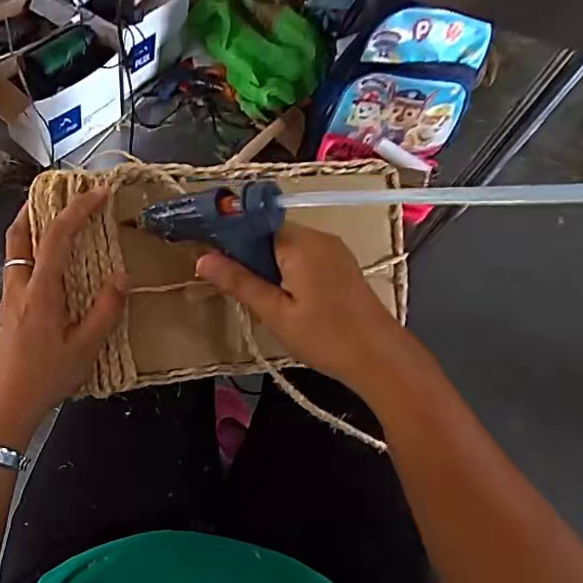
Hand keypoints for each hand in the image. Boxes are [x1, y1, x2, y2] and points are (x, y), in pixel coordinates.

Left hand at [0, 190, 126, 447]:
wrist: (5, 404)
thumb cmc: (46, 377)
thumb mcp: (85, 348)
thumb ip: (105, 310)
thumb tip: (122, 276)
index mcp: (41, 290)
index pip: (56, 235)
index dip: (78, 209)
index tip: (100, 193)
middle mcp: (20, 284)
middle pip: (20, 230)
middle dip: (39, 204)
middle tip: (64, 192)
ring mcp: (9, 295)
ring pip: (15, 246)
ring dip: (33, 223)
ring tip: (58, 216)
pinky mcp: (8, 307)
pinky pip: (18, 263)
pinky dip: (32, 246)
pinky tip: (51, 258)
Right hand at [195, 224, 411, 391]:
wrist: (379, 358)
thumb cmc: (326, 337)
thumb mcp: (275, 312)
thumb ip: (239, 282)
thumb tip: (203, 259)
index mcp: (300, 242)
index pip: (254, 225)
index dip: (229, 239)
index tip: (210, 259)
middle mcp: (319, 237)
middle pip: (270, 235)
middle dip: (248, 257)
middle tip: (235, 291)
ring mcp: (334, 251)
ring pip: (286, 248)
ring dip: (268, 268)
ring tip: (261, 301)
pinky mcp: (341, 266)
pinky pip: (304, 258)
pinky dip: (287, 273)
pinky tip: (285, 301)